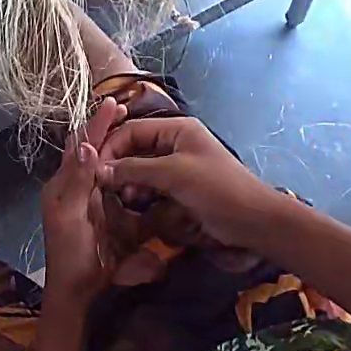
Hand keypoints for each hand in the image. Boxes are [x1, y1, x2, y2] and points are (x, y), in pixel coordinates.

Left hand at [40, 97, 126, 305]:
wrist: (76, 291)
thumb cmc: (71, 254)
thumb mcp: (71, 216)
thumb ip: (79, 181)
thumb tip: (85, 144)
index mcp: (62, 185)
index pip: (80, 146)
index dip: (97, 125)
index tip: (115, 103)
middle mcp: (74, 187)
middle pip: (90, 150)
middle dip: (106, 129)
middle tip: (127, 109)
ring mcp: (88, 200)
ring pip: (102, 165)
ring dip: (114, 145)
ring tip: (134, 128)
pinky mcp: (103, 213)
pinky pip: (113, 185)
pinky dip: (122, 169)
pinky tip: (136, 162)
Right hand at [98, 116, 287, 250]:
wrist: (254, 221)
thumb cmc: (217, 189)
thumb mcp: (174, 174)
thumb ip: (135, 169)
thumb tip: (100, 170)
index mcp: (177, 129)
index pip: (132, 130)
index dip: (111, 147)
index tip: (96, 170)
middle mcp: (175, 142)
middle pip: (135, 147)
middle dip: (119, 165)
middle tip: (106, 187)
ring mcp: (178, 165)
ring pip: (141, 167)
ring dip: (128, 181)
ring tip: (123, 199)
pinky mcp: (180, 186)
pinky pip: (151, 184)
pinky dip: (140, 192)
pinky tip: (135, 205)